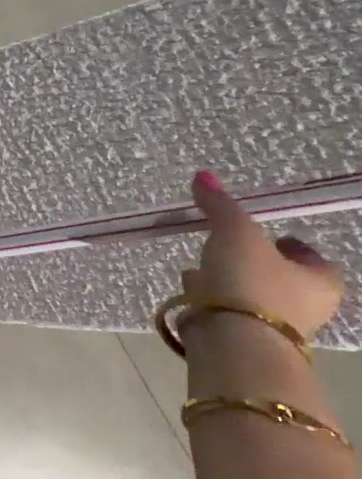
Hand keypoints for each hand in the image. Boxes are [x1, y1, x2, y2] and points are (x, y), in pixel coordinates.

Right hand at [186, 170, 344, 339]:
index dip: (291, 244)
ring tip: (201, 264)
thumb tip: (204, 175)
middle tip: (227, 245)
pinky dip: (211, 294)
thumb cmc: (251, 282)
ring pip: (251, 291)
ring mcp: (275, 324)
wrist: (234, 338)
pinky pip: (227, 306)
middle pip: (281, 276)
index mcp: (321, 282)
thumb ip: (221, 206)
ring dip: (228, 277)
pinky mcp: (243, 334)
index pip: (314, 259)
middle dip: (253, 261)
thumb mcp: (236, 234)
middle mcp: (308, 305)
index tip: (265, 234)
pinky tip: (192, 285)